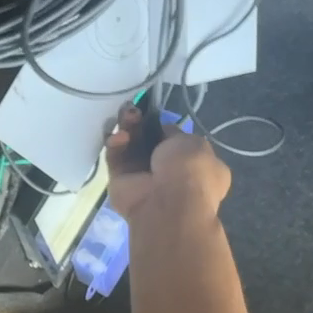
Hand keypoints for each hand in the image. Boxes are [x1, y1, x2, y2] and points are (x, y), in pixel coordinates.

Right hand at [104, 106, 230, 223]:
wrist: (168, 202)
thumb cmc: (189, 170)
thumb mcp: (194, 142)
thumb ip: (175, 133)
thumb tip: (162, 130)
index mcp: (196, 165)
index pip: (176, 141)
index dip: (163, 127)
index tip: (153, 113)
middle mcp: (170, 171)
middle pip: (149, 141)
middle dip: (140, 124)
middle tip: (132, 110)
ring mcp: (144, 176)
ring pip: (131, 146)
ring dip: (128, 128)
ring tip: (126, 114)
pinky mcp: (121, 180)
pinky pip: (116, 157)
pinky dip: (116, 144)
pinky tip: (120, 137)